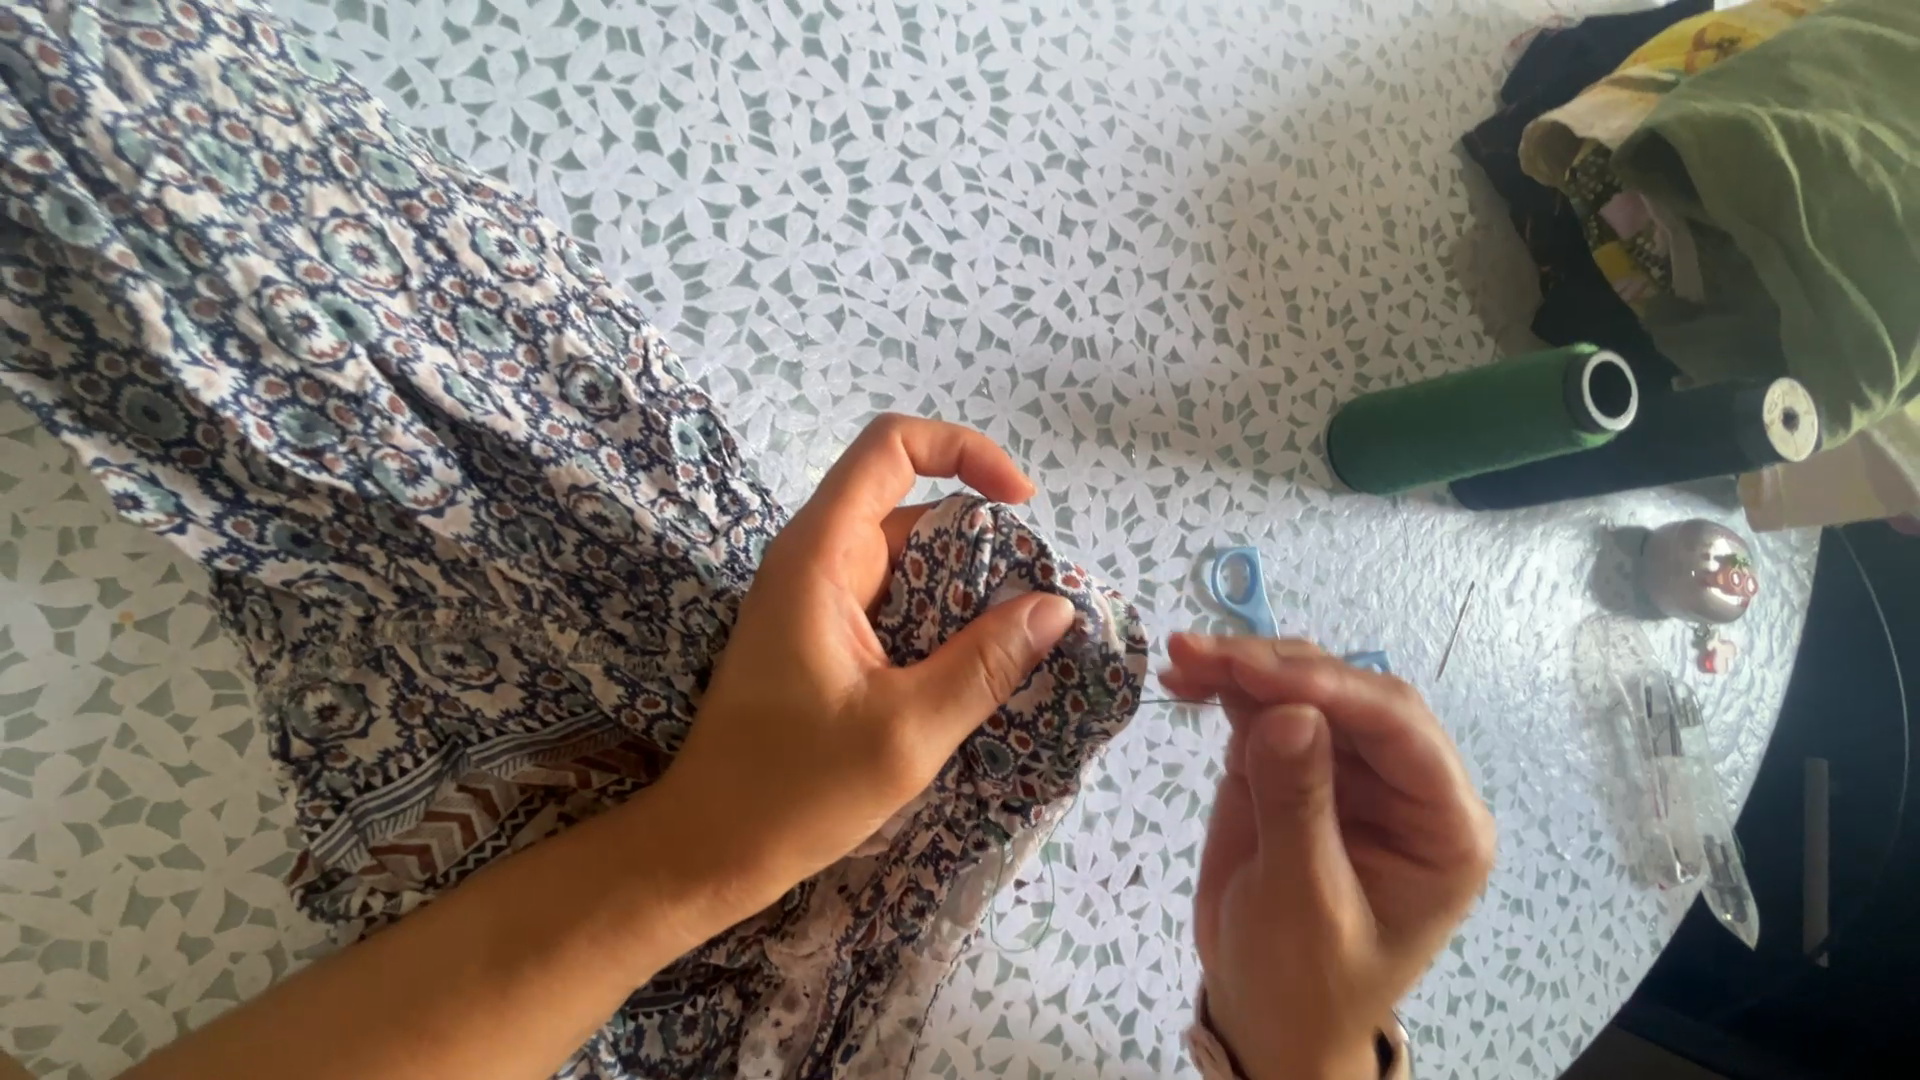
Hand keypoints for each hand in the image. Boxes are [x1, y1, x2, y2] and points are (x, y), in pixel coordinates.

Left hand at [654, 414, 1076, 922]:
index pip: (891, 447)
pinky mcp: (825, 630)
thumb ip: (986, 665)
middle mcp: (817, 559)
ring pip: (910, 557)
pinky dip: (942, 617)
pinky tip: (974, 663)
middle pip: (912, 506)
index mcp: (822, 556)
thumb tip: (1055, 607)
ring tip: (1015, 642)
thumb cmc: (793, 791)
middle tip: (1030, 606)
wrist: (708, 848)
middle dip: (982, 542)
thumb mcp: (906, 731)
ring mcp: (819, 595)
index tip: (1022, 501)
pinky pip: (897, 597)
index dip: (964, 451)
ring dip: (966, 587)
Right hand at [1162, 635, 1495, 1079]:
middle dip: (1274, 666)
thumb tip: (1289, 713)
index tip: (1254, 674)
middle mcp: (1397, 780)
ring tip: (1179, 656)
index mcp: (1439, 823)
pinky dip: (1220, 686)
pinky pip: (1259, 704)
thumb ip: (1298, 808)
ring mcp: (1340, 764)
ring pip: (1299, 685)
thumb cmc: (1302, 979)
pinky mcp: (1288, 758)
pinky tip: (1184, 676)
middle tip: (1198, 654)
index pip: (1399, 730)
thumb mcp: (1304, 905)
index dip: (1331, 690)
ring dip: (1238, 664)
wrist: (1261, 1004)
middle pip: (1347, 692)